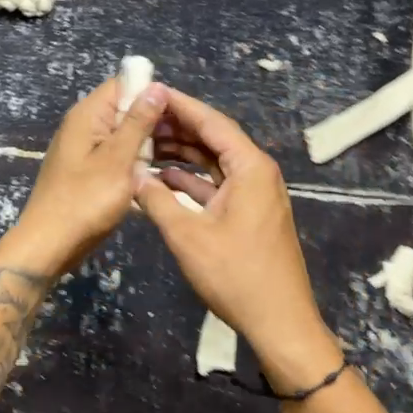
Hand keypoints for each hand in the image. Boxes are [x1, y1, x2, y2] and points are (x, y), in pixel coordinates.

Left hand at [8, 76, 168, 274]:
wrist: (49, 245)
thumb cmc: (85, 200)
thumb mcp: (118, 159)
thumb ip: (138, 122)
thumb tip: (156, 86)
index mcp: (88, 115)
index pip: (123, 84)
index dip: (153, 93)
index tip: (182, 112)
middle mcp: (85, 125)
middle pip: (126, 109)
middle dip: (157, 120)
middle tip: (191, 140)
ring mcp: (86, 149)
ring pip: (125, 135)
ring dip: (152, 143)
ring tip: (186, 157)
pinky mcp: (90, 171)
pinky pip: (119, 155)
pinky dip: (139, 161)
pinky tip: (164, 174)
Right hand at [138, 89, 342, 391]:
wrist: (279, 321)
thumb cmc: (236, 275)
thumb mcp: (187, 236)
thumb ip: (157, 200)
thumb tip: (133, 175)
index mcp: (250, 167)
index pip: (211, 122)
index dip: (179, 105)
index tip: (149, 91)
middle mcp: (256, 172)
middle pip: (213, 137)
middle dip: (177, 127)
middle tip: (139, 117)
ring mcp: (255, 193)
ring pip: (214, 160)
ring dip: (182, 153)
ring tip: (145, 143)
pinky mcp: (250, 212)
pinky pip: (218, 183)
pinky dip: (192, 178)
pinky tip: (163, 178)